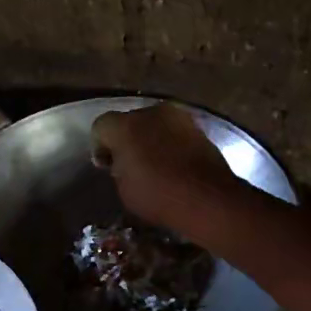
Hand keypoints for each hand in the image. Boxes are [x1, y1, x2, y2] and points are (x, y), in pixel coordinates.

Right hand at [91, 103, 240, 228]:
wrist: (210, 199)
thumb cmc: (160, 197)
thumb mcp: (125, 189)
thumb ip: (119, 168)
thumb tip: (124, 162)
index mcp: (125, 125)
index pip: (101, 127)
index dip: (101, 146)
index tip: (106, 166)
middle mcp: (151, 112)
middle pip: (131, 121)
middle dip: (128, 139)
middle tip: (131, 164)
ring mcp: (180, 117)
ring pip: (156, 124)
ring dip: (152, 139)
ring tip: (156, 164)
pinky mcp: (200, 128)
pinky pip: (177, 133)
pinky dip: (173, 144)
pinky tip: (175, 164)